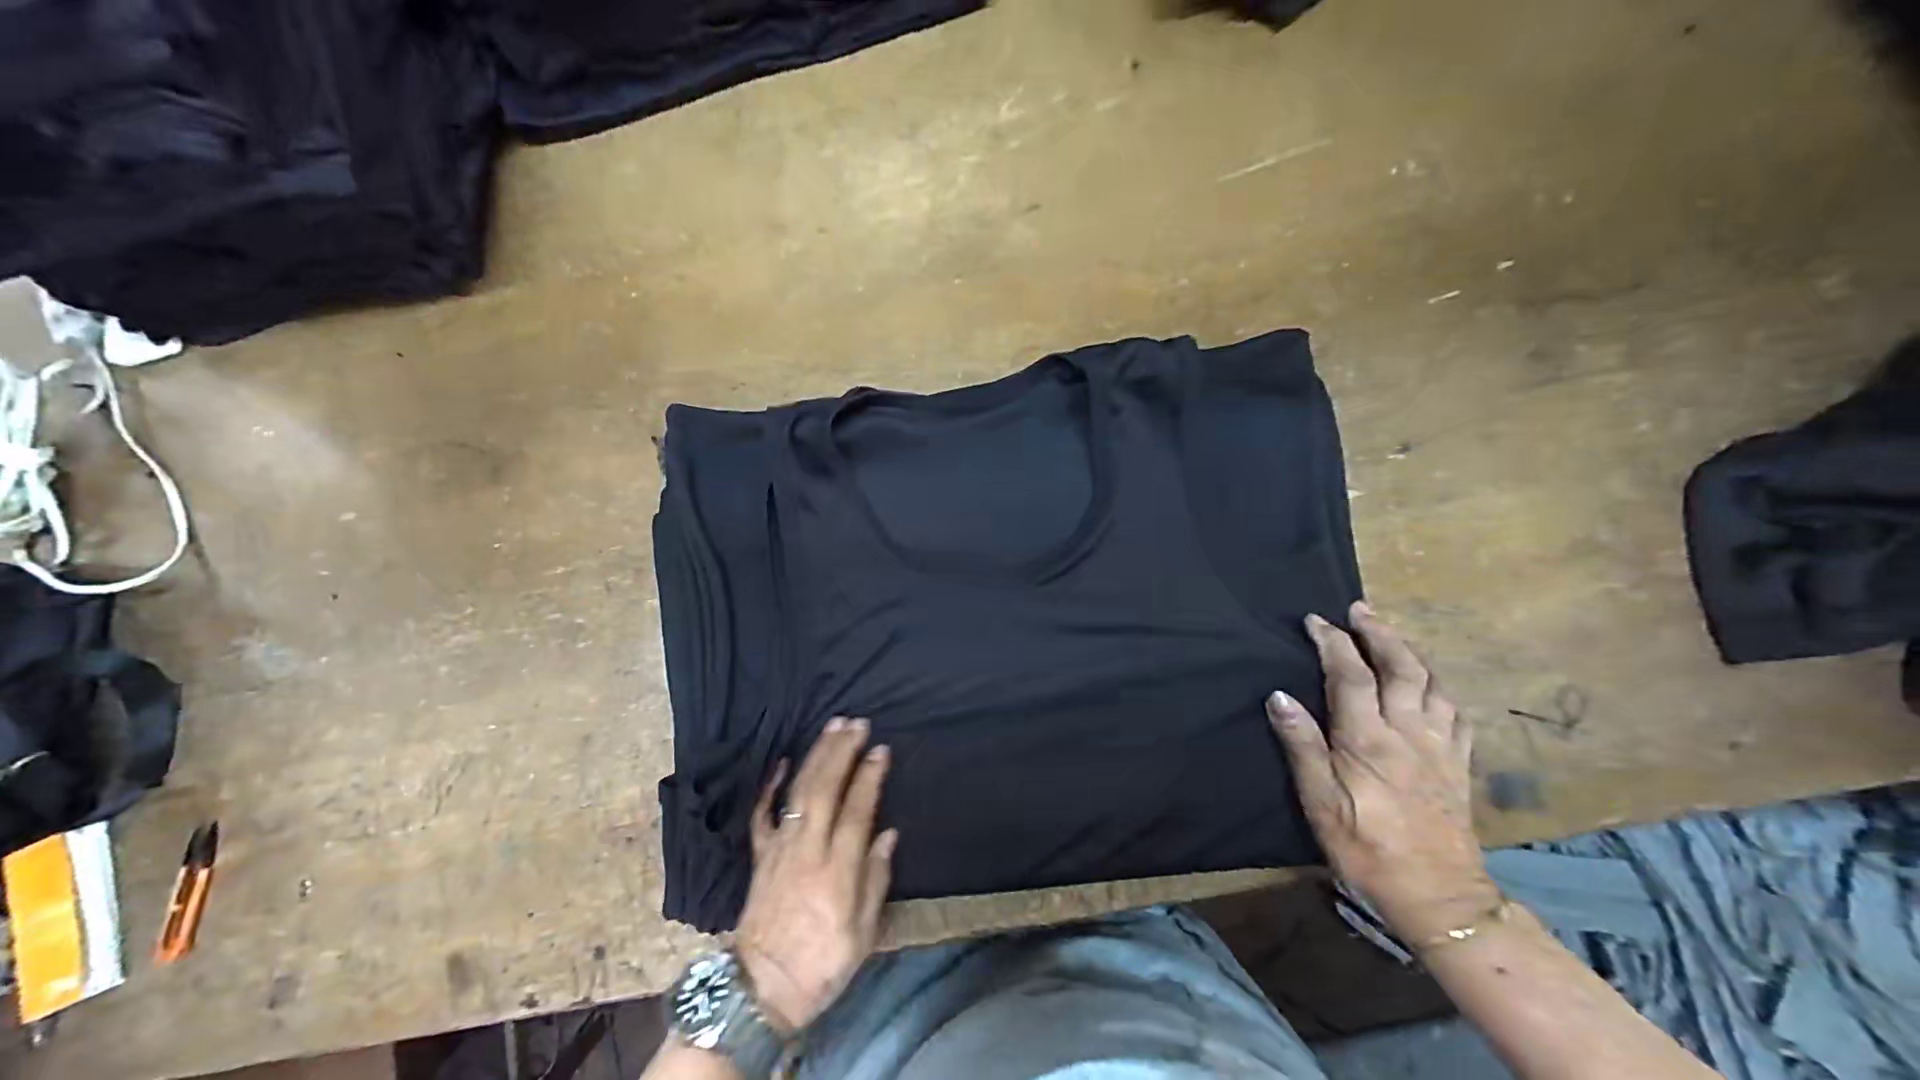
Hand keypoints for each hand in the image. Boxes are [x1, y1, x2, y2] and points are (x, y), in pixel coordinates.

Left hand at [735, 716, 896, 1033]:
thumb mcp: (863, 934)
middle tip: (856, 722)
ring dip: (816, 756)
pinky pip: (762, 813)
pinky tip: (783, 762)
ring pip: (798, 791)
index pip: (856, 810)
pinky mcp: (760, 856)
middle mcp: (807, 850)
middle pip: (824, 789)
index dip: (869, 777)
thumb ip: (875, 880)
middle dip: (841, 751)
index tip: (880, 749)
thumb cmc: (821, 964)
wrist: (761, 989)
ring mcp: (779, 849)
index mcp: (837, 870)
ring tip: (831, 728)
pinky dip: (771, 785)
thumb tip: (887, 834)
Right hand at [1265, 601, 1500, 945]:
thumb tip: (1279, 696)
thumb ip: (1302, 745)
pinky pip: (1456, 713)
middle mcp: (1409, 732)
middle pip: (1400, 667)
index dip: (1332, 641)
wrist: (1438, 897)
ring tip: (1392, 636)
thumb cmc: (1366, 849)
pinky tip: (1433, 687)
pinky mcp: (1459, 765)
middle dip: (1378, 632)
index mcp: (1369, 739)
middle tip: (1360, 609)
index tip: (1315, 619)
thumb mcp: (1320, 802)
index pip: (1349, 674)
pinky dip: (1441, 688)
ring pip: (1433, 683)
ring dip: (1411, 651)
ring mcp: (1441, 747)